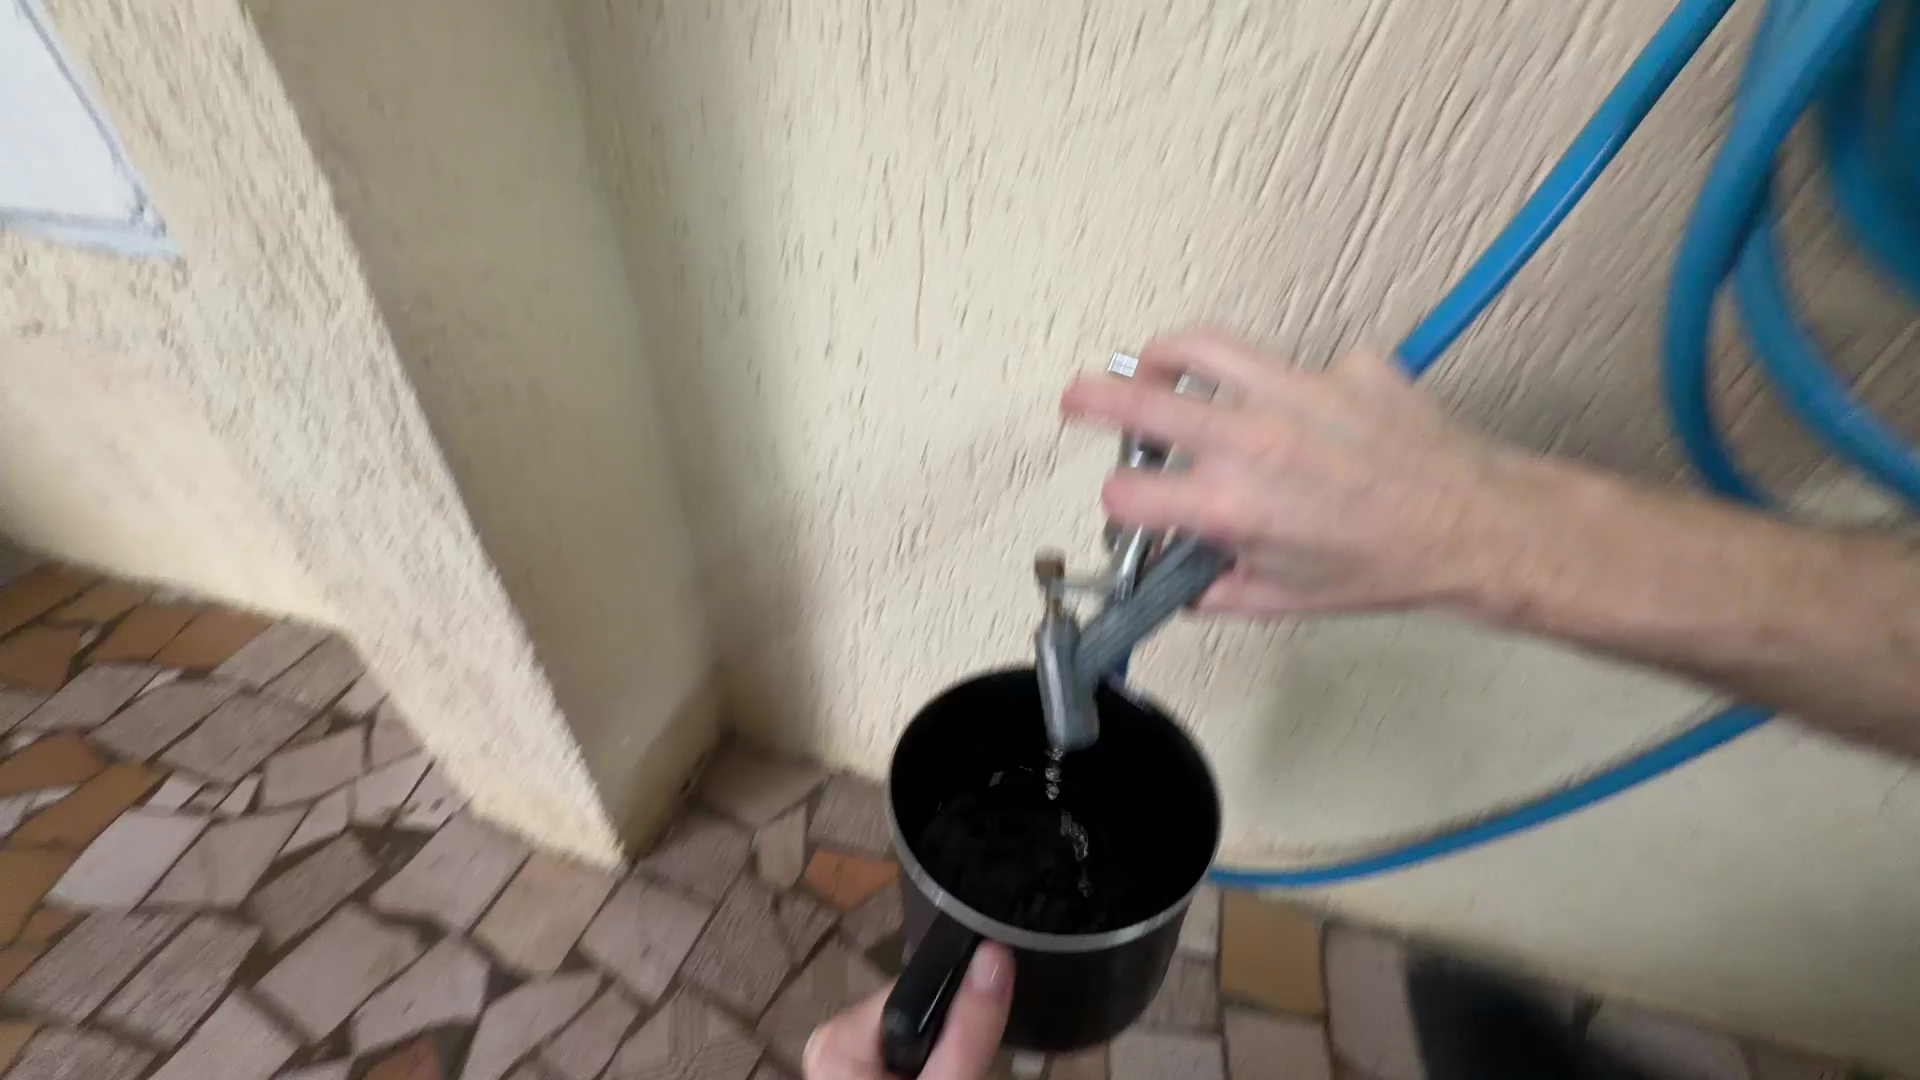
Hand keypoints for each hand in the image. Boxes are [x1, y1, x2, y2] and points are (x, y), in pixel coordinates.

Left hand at [804, 944, 1013, 1079]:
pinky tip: (936, 1072)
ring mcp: (840, 1056)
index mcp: (836, 1037)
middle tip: (960, 1067)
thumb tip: (995, 954)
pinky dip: (927, 1060)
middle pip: (913, 1008)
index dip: (950, 1008)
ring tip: (951, 1070)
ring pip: (912, 1030)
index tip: (977, 1025)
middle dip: (943, 1034)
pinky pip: (902, 1048)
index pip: (912, 989)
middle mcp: (831, 1037)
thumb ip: (967, 1031)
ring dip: (938, 1049)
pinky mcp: (853, 1067)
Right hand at [1062, 329, 1539, 615]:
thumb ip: (1210, 589)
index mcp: (1230, 504)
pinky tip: (1310, 419)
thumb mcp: (1280, 599)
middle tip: (1073, 394)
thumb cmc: (1379, 571)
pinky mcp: (1344, 366)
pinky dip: (1287, 392)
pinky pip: (1296, 369)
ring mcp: (1298, 391)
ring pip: (1204, 347)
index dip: (1118, 503)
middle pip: (1143, 402)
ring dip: (1163, 354)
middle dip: (1091, 396)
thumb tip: (1175, 576)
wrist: (1479, 527)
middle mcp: (1252, 441)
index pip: (1128, 493)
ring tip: (1152, 362)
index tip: (1128, 505)